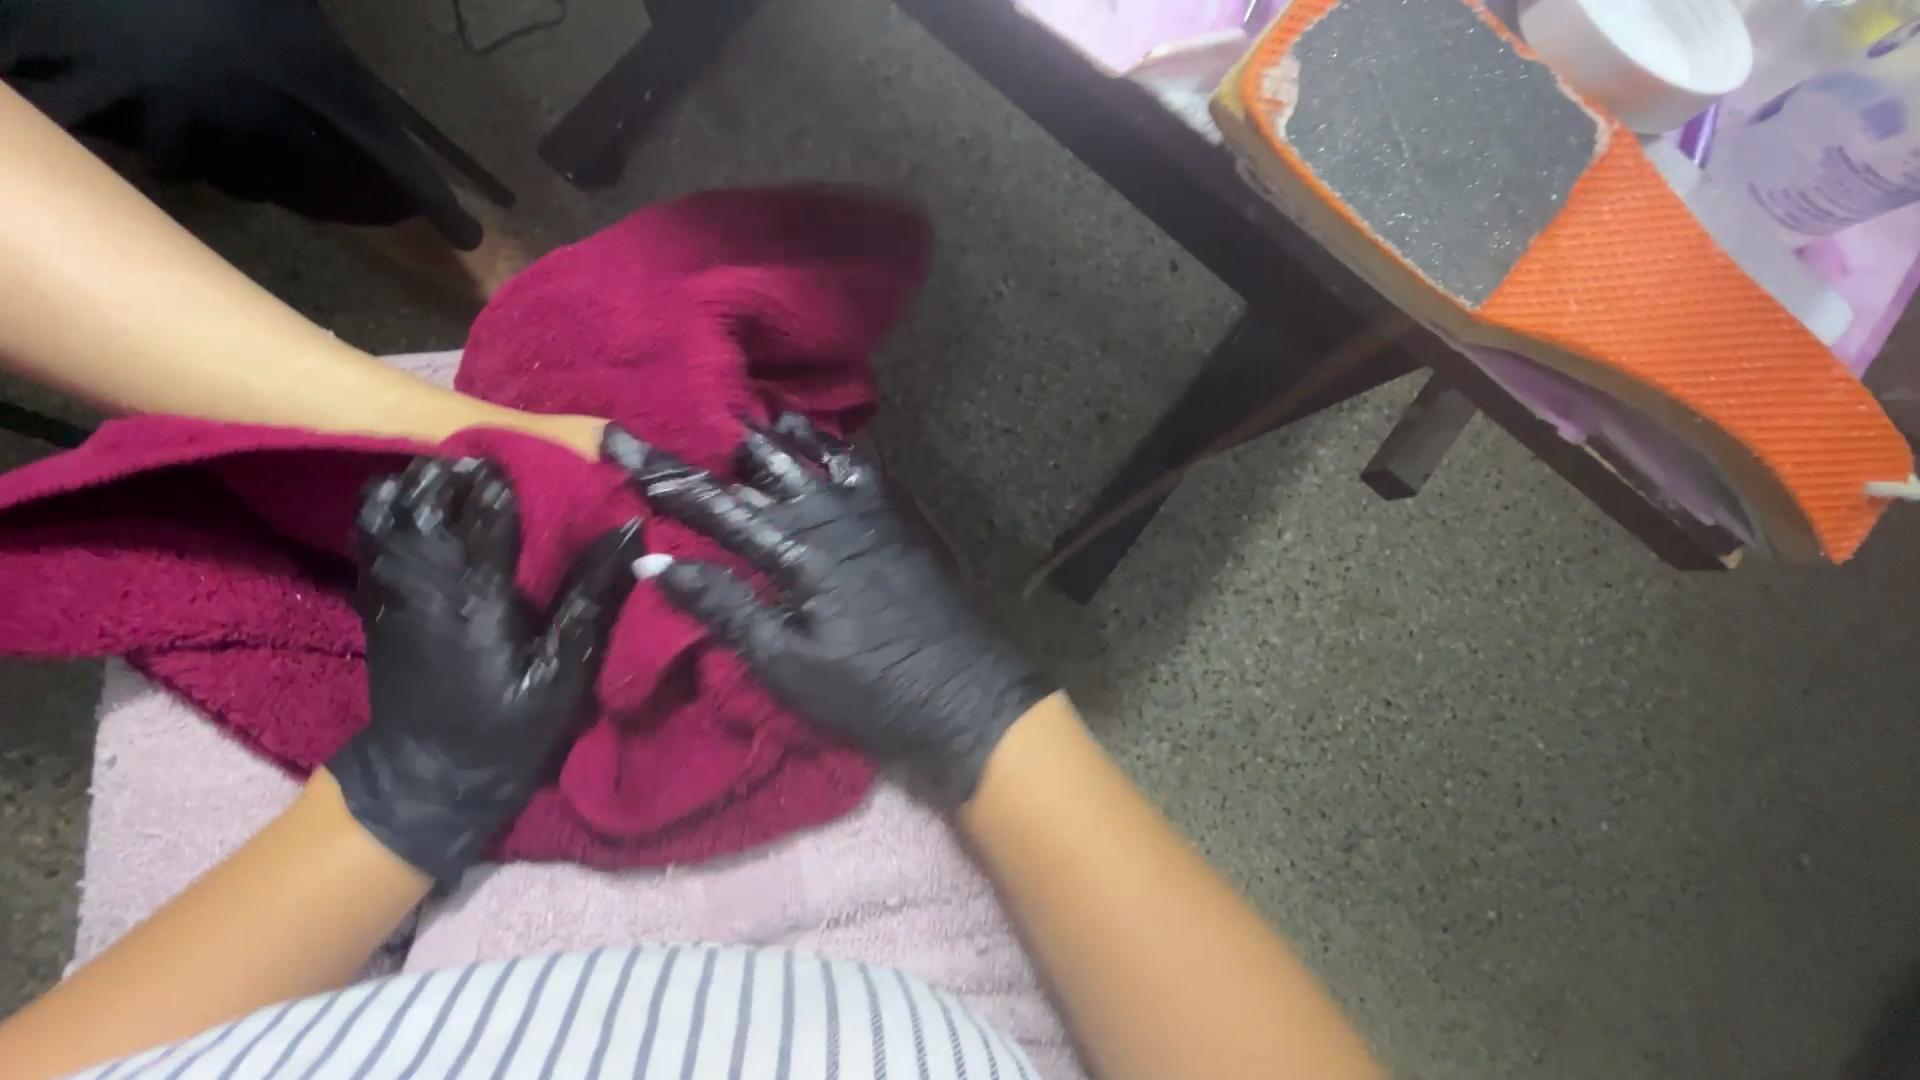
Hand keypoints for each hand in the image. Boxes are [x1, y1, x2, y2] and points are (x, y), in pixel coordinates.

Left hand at [327, 457, 644, 880]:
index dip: (512, 477)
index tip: (540, 457)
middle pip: (430, 495)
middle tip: (500, 460)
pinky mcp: (374, 599)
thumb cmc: (510, 725)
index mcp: (477, 595)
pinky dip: (390, 503)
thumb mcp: (567, 670)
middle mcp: (425, 579)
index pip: (488, 511)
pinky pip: (369, 531)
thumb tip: (630, 532)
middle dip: (463, 468)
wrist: (428, 774)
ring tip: (460, 474)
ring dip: (423, 480)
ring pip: (390, 505)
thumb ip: (594, 597)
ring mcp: (391, 587)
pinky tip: (420, 501)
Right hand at [603, 416, 1052, 806]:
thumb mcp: (785, 664)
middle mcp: (830, 517)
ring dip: (776, 438)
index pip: (714, 505)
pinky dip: (830, 451)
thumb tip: (654, 562)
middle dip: (719, 444)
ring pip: (812, 458)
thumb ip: (723, 607)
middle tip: (682, 417)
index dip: (663, 475)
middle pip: (763, 467)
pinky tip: (819, 445)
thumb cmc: (868, 693)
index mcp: (795, 552)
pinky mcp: (894, 526)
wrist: (963, 696)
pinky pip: (856, 471)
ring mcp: (868, 516)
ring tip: (748, 416)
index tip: (616, 441)